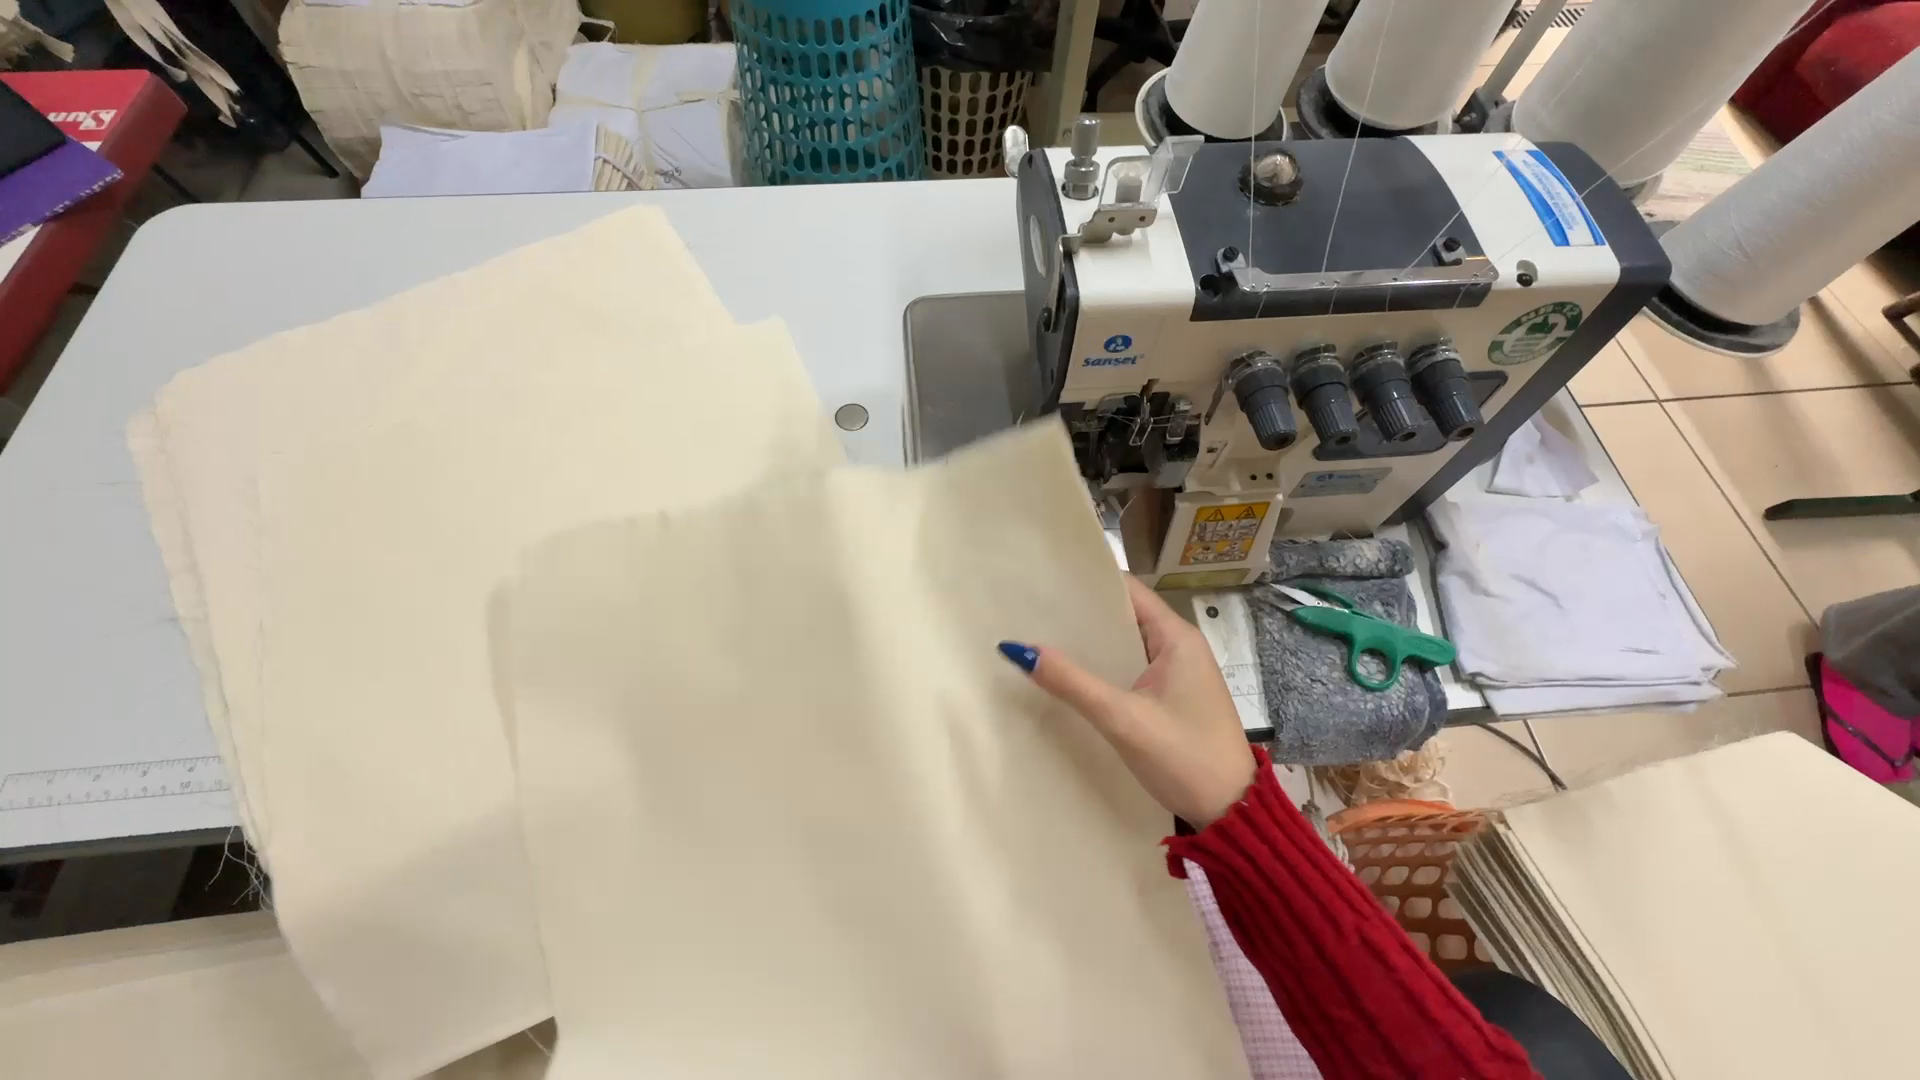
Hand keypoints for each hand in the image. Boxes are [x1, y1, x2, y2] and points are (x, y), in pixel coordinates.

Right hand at [999, 577, 1256, 827]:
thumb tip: (1017, 649)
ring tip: (1040, 638)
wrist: (1233, 813)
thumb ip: (1072, 683)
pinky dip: (1104, 669)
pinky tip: (1071, 677)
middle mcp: (1180, 646)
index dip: (1086, 583)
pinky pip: (1132, 670)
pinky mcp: (1173, 698)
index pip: (1126, 590)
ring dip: (1091, 645)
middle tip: (1030, 610)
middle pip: (1123, 616)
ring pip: (1126, 646)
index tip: (1043, 580)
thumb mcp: (1123, 719)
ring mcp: (1178, 674)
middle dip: (1081, 614)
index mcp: (1177, 637)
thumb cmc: (1184, 757)